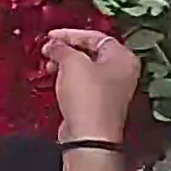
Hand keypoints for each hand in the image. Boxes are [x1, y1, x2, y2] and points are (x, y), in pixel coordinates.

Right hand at [42, 28, 139, 142]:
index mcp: (122, 57)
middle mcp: (121, 72)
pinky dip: (68, 78)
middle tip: (49, 49)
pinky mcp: (98, 102)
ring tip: (49, 64)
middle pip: (91, 51)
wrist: (88, 136)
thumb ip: (61, 47)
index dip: (70, 34)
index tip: (52, 36)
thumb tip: (52, 44)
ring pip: (85, 67)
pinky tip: (55, 78)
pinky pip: (83, 83)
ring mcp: (111, 89)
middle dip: (67, 49)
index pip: (94, 36)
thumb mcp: (72, 63)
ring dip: (65, 63)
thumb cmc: (87, 97)